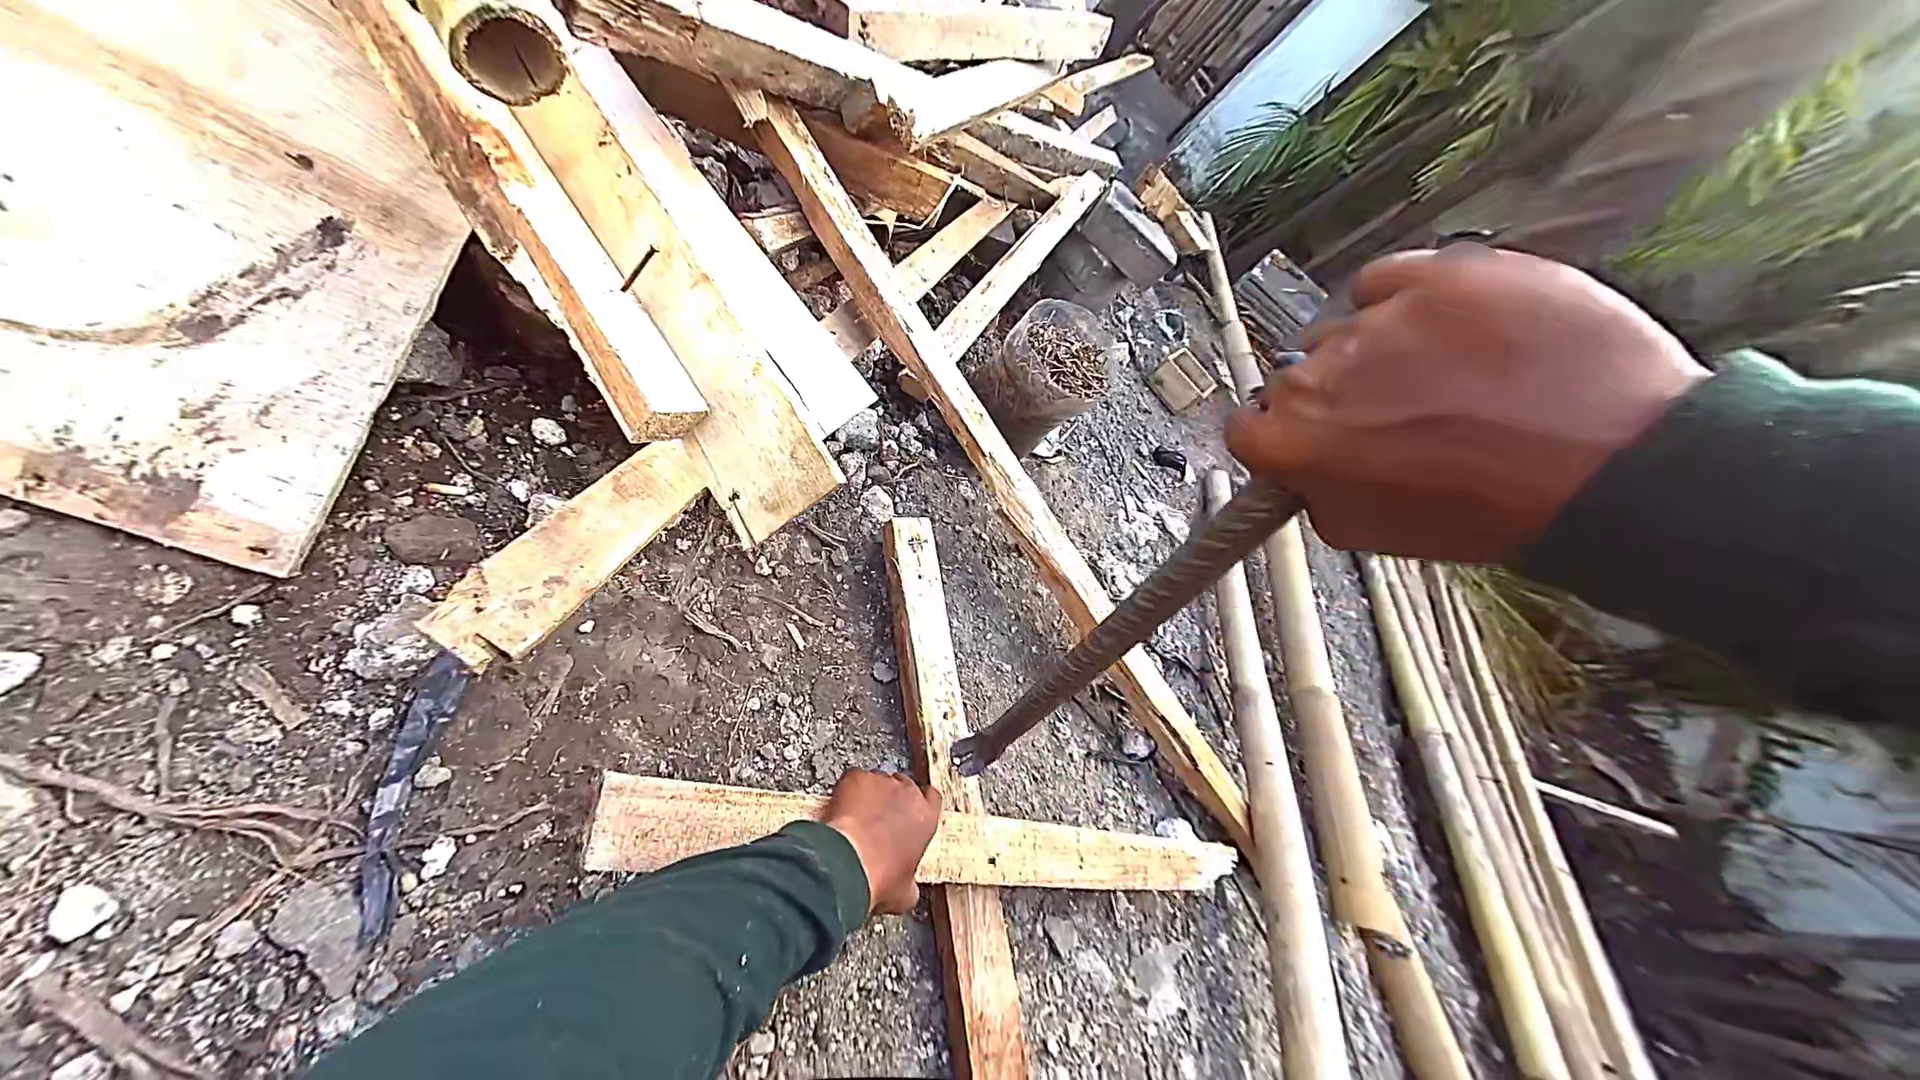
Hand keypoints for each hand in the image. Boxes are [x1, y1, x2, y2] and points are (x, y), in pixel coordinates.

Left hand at [821, 769, 940, 914]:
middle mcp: (908, 794)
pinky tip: (841, 809)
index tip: (908, 812)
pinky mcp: (858, 778)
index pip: (932, 798)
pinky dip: (848, 790)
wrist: (847, 865)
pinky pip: (855, 779)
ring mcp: (882, 782)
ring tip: (855, 818)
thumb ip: (912, 881)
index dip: (920, 804)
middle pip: (904, 786)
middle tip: (876, 819)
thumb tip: (908, 886)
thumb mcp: (905, 892)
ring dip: (869, 795)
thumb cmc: (878, 878)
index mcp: (926, 817)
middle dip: (892, 799)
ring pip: (878, 781)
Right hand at [1226, 246, 1709, 561]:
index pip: (1247, 427)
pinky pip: (1383, 281)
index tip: (1297, 435)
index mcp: (1295, 441)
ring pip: (1340, 330)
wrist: (1608, 466)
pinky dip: (1396, 300)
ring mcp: (1377, 322)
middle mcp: (1319, 375)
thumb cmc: (1487, 508)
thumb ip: (1310, 494)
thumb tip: (1298, 470)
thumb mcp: (1367, 532)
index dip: (1273, 435)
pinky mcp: (1437, 278)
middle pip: (1293, 376)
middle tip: (1381, 413)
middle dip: (1327, 396)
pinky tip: (1433, 329)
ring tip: (1431, 374)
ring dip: (1367, 352)